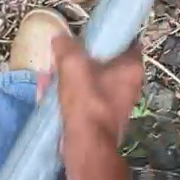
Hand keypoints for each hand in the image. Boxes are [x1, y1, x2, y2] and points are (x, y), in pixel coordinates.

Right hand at [49, 37, 143, 159]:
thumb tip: (60, 38)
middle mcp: (129, 84)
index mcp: (132, 68)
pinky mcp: (101, 116)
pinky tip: (48, 94)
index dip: (107, 34)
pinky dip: (68, 94)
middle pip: (103, 61)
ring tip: (48, 76)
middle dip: (78, 59)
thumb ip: (67, 48)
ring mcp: (116, 102)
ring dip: (69, 77)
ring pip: (91, 80)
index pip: (126, 40)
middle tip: (60, 56)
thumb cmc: (87, 103)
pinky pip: (84, 97)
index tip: (89, 32)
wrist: (87, 147)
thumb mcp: (73, 66)